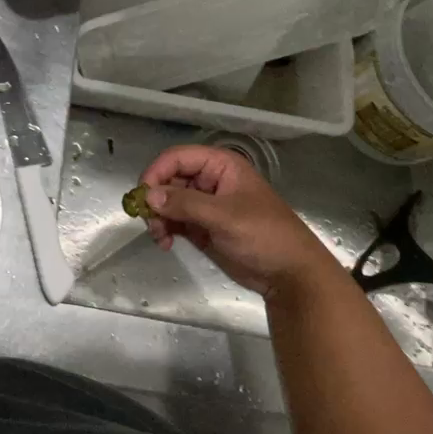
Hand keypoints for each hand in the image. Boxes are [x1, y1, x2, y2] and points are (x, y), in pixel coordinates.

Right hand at [139, 145, 332, 297]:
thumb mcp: (224, 216)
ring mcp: (205, 205)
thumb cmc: (264, 235)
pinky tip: (166, 244)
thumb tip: (147, 195)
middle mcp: (210, 180)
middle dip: (156, 199)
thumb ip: (185, 204)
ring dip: (158, 217)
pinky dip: (165, 230)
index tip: (142, 195)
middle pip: (169, 179)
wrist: (290, 275)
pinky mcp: (202, 227)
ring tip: (159, 237)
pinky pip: (174, 221)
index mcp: (220, 166)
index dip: (157, 172)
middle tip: (149, 222)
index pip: (178, 158)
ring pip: (168, 202)